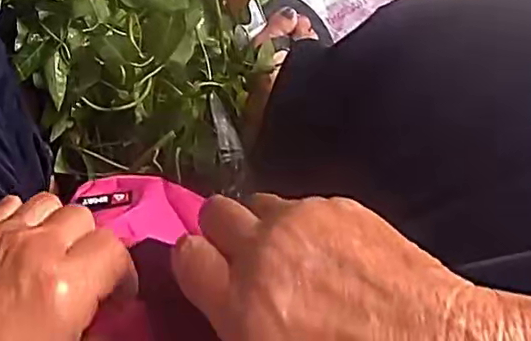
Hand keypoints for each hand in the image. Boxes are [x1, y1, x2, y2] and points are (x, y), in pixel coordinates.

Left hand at [0, 192, 137, 340]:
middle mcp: (35, 247)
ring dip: (59, 226)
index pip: (113, 249)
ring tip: (57, 258)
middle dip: (92, 246)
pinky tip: (24, 246)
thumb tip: (107, 315)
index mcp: (62, 286)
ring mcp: (3, 235)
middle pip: (83, 216)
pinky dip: (25, 217)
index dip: (124, 273)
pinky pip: (12, 203)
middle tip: (90, 279)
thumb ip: (92, 328)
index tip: (120, 295)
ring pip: (49, 200)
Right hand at [174, 195, 530, 340]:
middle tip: (249, 261)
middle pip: (216, 212)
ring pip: (261, 202)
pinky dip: (312, 225)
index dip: (195, 264)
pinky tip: (343, 257)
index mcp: (245, 307)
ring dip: (269, 226)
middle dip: (225, 233)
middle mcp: (265, 252)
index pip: (187, 256)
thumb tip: (235, 317)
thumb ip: (247, 330)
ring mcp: (304, 220)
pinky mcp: (341, 205)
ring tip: (299, 257)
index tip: (209, 276)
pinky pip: (307, 205)